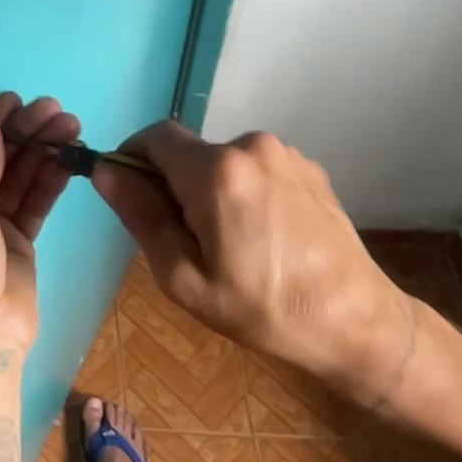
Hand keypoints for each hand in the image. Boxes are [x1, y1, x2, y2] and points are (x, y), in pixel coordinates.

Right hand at [91, 122, 411, 395]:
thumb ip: (141, 216)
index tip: (132, 201)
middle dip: (174, 187)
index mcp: (216, 171)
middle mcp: (252, 147)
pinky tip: (262, 239)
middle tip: (186, 244)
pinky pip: (253, 171)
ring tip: (230, 246)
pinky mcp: (309, 169)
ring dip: (209, 192)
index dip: (131, 161)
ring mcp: (287, 155)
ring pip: (220, 163)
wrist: (356, 323)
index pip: (153, 137)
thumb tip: (105, 171)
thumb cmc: (260, 309)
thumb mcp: (182, 276)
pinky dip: (242, 194)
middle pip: (188, 154)